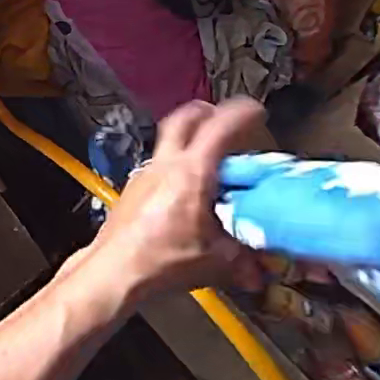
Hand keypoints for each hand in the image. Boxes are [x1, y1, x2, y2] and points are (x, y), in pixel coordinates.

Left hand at [72, 99, 268, 305]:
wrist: (117, 269)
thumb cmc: (160, 260)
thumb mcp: (219, 259)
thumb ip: (247, 255)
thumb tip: (261, 262)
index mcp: (191, 174)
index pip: (219, 128)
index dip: (241, 114)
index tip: (255, 111)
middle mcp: (165, 167)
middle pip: (183, 120)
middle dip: (205, 113)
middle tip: (221, 116)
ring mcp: (144, 175)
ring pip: (168, 144)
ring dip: (188, 143)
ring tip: (209, 161)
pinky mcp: (133, 190)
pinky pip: (157, 168)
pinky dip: (175, 169)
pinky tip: (185, 191)